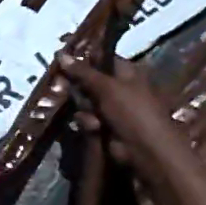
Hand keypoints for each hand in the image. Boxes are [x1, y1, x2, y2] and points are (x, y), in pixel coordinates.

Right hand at [56, 52, 182, 156]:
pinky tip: (94, 127)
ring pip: (87, 101)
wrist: (145, 151)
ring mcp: (113, 108)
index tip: (63, 59)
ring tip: (91, 115)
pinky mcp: (106, 126)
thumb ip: (82, 71)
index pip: (103, 59)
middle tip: (64, 84)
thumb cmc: (131, 111)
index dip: (84, 58)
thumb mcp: (106, 87)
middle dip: (79, 86)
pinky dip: (89, 122)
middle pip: (91, 80)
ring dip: (86, 109)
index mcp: (128, 73)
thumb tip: (60, 53)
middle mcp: (120, 88)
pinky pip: (88, 118)